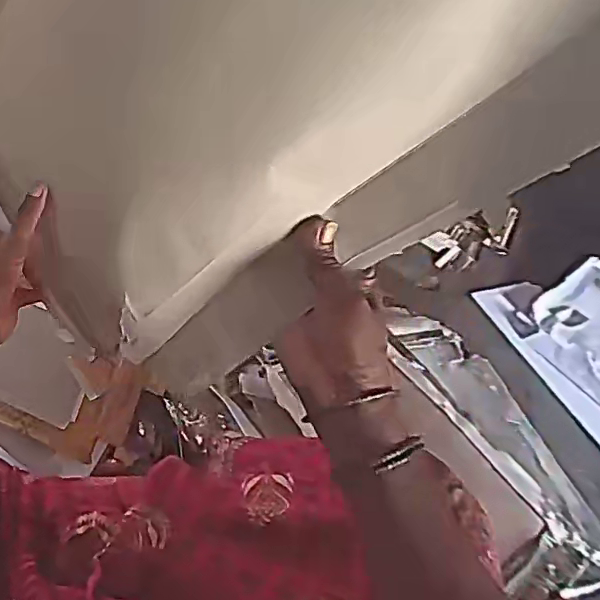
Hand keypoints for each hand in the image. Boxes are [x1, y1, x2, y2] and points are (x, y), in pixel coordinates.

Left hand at [0, 184, 49, 363]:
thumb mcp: (11, 250)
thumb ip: (25, 223)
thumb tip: (37, 191)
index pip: (15, 225)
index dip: (27, 214)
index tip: (43, 201)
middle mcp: (3, 264)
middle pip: (24, 248)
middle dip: (39, 241)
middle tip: (58, 229)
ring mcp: (9, 283)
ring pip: (30, 269)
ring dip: (44, 266)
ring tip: (63, 257)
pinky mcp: (16, 301)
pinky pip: (35, 292)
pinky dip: (47, 290)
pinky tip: (58, 289)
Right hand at [272, 217, 395, 412]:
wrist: (335, 392)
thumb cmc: (356, 350)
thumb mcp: (344, 297)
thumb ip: (325, 263)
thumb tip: (318, 227)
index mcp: (353, 282)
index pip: (333, 247)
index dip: (319, 231)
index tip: (299, 206)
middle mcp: (327, 290)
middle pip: (305, 259)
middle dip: (291, 243)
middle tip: (270, 215)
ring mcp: (302, 304)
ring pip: (285, 275)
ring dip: (273, 262)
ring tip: (253, 232)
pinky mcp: (280, 317)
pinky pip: (267, 295)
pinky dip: (257, 284)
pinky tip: (243, 264)